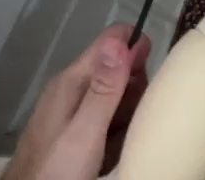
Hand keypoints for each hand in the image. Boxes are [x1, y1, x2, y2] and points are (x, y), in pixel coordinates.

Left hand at [5, 24, 151, 179]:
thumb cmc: (56, 172)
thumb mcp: (85, 131)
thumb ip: (104, 87)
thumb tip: (119, 38)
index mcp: (72, 80)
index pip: (112, 39)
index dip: (136, 49)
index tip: (148, 76)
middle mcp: (71, 89)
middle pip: (118, 66)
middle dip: (134, 86)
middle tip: (136, 114)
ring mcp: (72, 112)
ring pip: (116, 93)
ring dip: (127, 110)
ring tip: (125, 136)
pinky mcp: (74, 132)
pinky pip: (107, 117)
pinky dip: (116, 129)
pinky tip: (113, 149)